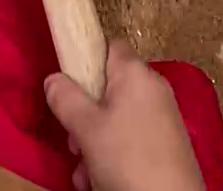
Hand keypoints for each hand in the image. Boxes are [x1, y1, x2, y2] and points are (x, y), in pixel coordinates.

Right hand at [44, 42, 205, 190]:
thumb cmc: (127, 159)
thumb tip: (53, 78)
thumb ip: (65, 98)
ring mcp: (164, 117)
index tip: (70, 86)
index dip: (86, 59)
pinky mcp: (168, 145)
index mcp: (135, 73)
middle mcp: (153, 88)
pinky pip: (132, 137)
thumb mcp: (86, 128)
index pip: (109, 46)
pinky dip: (115, 153)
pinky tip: (101, 179)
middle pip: (109, 87)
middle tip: (72, 140)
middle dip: (85, 112)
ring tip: (84, 169)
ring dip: (94, 139)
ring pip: (117, 117)